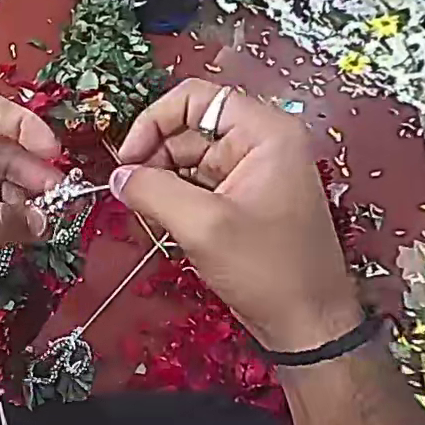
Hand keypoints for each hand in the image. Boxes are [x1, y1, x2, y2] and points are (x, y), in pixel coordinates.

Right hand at [113, 79, 361, 352]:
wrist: (308, 326)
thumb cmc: (267, 271)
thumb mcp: (204, 226)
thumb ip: (153, 191)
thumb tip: (117, 176)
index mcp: (264, 133)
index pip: (196, 98)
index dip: (154, 121)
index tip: (127, 159)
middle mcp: (260, 144)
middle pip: (189, 129)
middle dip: (154, 157)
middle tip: (129, 192)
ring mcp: (252, 173)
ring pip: (189, 159)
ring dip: (161, 181)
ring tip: (144, 212)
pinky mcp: (243, 201)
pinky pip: (199, 185)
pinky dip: (175, 199)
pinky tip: (161, 221)